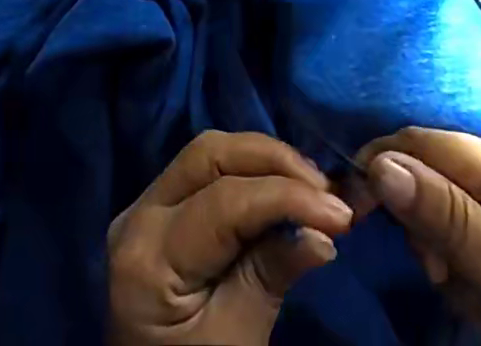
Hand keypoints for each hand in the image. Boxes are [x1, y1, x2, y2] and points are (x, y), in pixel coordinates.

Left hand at [107, 131, 354, 345]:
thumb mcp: (237, 339)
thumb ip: (268, 277)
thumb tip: (321, 233)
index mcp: (149, 255)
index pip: (222, 202)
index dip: (285, 196)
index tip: (342, 212)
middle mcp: (137, 215)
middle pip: (206, 156)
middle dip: (271, 159)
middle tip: (327, 187)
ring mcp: (141, 205)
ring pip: (204, 153)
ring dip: (261, 158)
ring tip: (312, 185)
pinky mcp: (154, 206)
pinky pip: (200, 169)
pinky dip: (245, 169)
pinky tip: (280, 184)